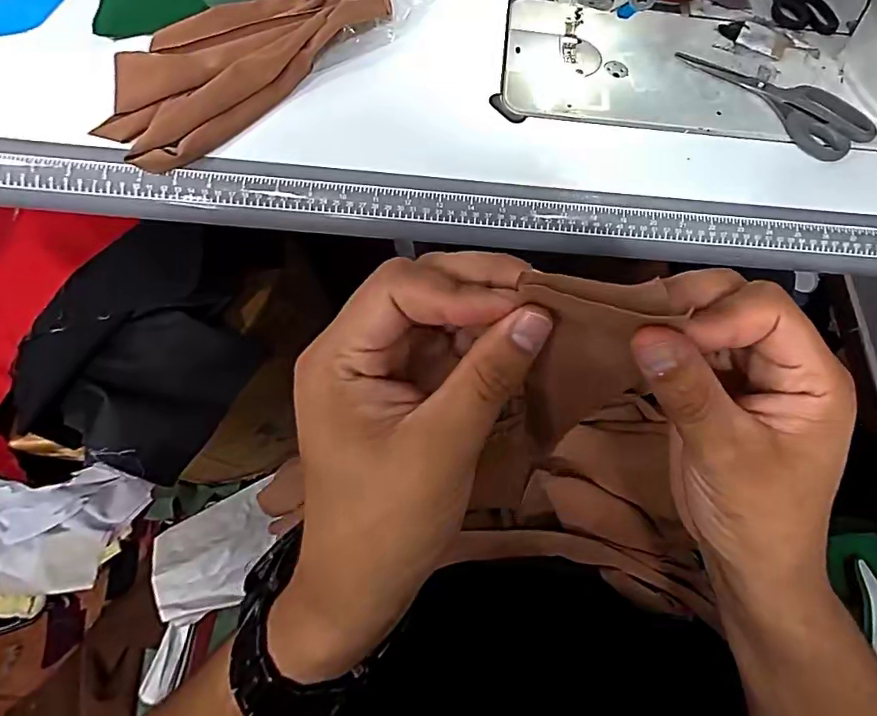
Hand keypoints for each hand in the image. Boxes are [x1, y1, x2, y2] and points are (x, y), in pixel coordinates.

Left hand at [267, 252, 550, 681]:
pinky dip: (486, 334)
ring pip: (439, 306)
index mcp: (339, 356)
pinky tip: (519, 336)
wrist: (360, 593)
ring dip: (487, 304)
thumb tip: (538, 315)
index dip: (459, 288)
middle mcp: (357, 345)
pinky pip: (450, 339)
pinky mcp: (410, 380)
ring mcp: (385, 362)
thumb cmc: (386, 526)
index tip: (518, 305)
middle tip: (535, 289)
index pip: (398, 287)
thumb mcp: (441, 447)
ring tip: (537, 308)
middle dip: (477, 283)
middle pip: (418, 284)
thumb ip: (488, 375)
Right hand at [630, 273, 855, 596]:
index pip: (770, 311)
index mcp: (814, 374)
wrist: (750, 568)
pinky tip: (643, 346)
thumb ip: (689, 391)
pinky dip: (667, 339)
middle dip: (696, 304)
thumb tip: (646, 334)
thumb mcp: (725, 456)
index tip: (676, 339)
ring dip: (676, 317)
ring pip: (713, 314)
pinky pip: (692, 342)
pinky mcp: (719, 381)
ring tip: (641, 330)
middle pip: (741, 300)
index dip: (722, 315)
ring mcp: (751, 369)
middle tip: (650, 320)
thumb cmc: (759, 520)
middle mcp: (786, 361)